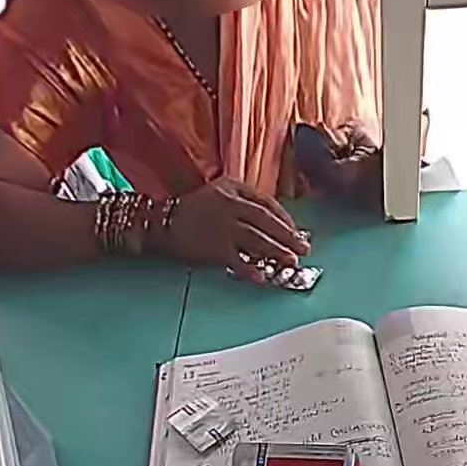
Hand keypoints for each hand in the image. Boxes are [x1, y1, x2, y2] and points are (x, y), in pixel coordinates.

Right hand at [159, 177, 308, 282]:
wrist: (161, 223)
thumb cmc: (195, 212)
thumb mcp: (220, 196)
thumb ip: (245, 206)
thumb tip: (277, 228)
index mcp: (233, 188)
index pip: (267, 203)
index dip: (286, 220)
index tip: (297, 233)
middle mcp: (228, 204)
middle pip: (266, 221)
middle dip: (288, 236)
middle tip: (305, 249)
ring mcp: (221, 225)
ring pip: (256, 239)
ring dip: (276, 252)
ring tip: (291, 261)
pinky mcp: (213, 246)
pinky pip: (237, 260)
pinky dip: (250, 269)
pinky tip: (262, 277)